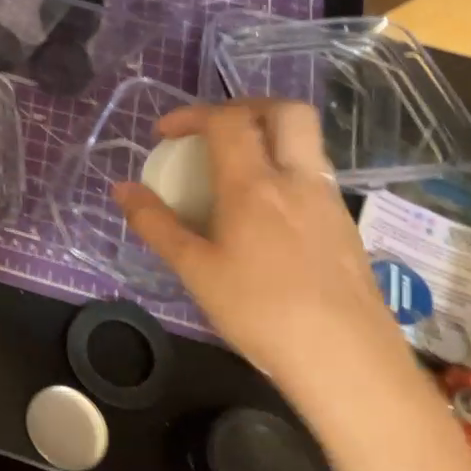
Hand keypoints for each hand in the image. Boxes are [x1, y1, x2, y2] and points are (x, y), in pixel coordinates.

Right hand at [111, 99, 405, 406]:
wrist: (347, 362)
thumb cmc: (259, 311)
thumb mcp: (193, 269)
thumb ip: (155, 223)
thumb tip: (122, 188)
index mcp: (255, 186)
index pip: (228, 121)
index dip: (192, 115)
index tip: (163, 134)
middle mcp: (299, 183)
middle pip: (287, 113)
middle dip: (244, 107)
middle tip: (210, 130)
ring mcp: (330, 203)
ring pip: (305, 144)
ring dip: (266, 139)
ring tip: (228, 170)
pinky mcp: (345, 228)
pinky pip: (313, 177)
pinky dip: (281, 172)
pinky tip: (258, 212)